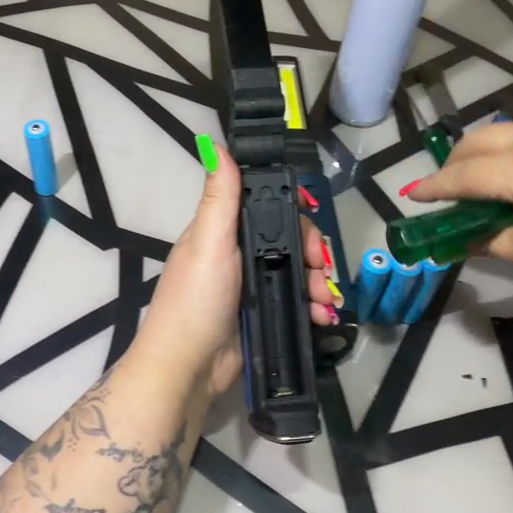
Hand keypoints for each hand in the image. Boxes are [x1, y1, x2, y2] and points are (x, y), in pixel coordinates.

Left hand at [137, 145, 336, 394]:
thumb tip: (216, 144)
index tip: (309, 229)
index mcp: (223, 231)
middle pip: (290, 240)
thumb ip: (220, 198)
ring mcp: (252, 286)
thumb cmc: (195, 299)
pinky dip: (313, 306)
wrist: (188, 367)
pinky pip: (296, 300)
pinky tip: (321, 316)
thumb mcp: (208, 243)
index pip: (268, 207)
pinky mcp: (263, 313)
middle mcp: (238, 254)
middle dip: (314, 253)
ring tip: (324, 301)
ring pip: (298, 270)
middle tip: (322, 270)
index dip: (294, 213)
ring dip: (318, 282)